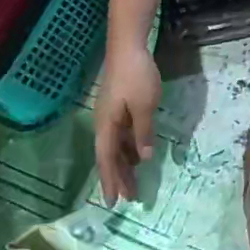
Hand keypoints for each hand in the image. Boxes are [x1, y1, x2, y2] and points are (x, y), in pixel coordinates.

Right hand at [92, 42, 160, 204]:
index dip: (110, 181)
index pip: (106, 160)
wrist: (128, 47)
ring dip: (125, 165)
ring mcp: (111, 115)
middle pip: (110, 157)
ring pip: (117, 147)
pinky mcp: (119, 108)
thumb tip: (143, 158)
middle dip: (119, 178)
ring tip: (135, 184)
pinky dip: (129, 148)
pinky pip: (122, 135)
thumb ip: (143, 132)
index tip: (114, 202)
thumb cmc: (137, 77)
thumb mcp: (145, 107)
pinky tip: (138, 156)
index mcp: (106, 126)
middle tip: (130, 199)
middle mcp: (104, 124)